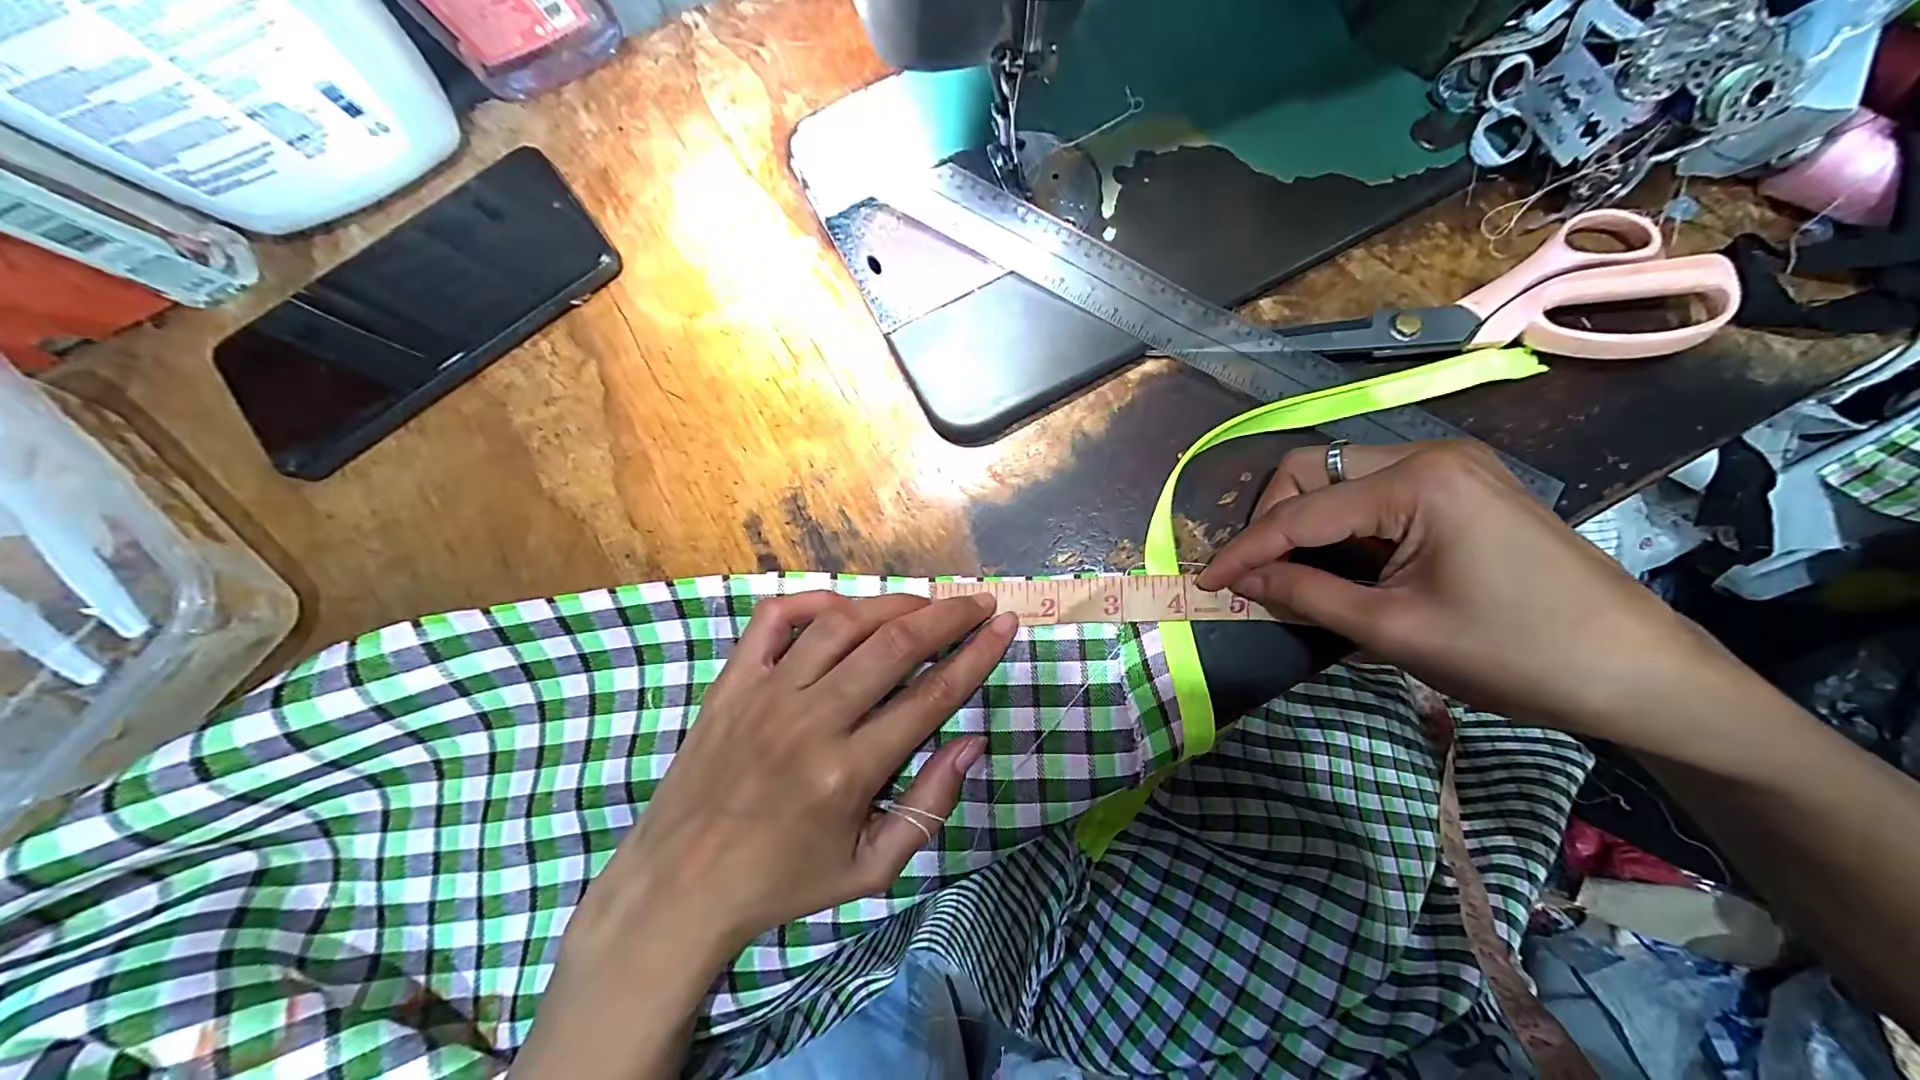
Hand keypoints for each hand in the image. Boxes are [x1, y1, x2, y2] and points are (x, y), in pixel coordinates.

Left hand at [517, 591, 1015, 1078]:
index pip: (932, 695)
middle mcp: (810, 721)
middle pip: (894, 644)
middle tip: (977, 603)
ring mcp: (765, 694)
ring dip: (893, 604)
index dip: (978, 654)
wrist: (679, 886)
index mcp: (848, 772)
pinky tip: (844, 608)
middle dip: (948, 615)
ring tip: (925, 605)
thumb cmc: (783, 883)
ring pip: (842, 623)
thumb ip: (928, 806)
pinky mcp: (732, 682)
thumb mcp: (870, 871)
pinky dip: (814, 600)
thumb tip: (972, 742)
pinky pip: (775, 619)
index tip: (1005, 624)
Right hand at [1195, 441, 1730, 743]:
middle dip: (1272, 520)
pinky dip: (1343, 527)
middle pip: (1314, 470)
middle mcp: (1430, 454)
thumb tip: (1241, 580)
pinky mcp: (1463, 488)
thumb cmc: (1516, 655)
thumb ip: (1305, 594)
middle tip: (1257, 575)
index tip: (1205, 581)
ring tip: (1292, 575)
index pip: (1300, 511)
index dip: (1245, 549)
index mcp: (1418, 481)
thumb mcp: (1393, 630)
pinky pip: (1374, 494)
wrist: (1644, 675)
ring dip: (1304, 524)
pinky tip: (1340, 565)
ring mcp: (1451, 467)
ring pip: (1340, 478)